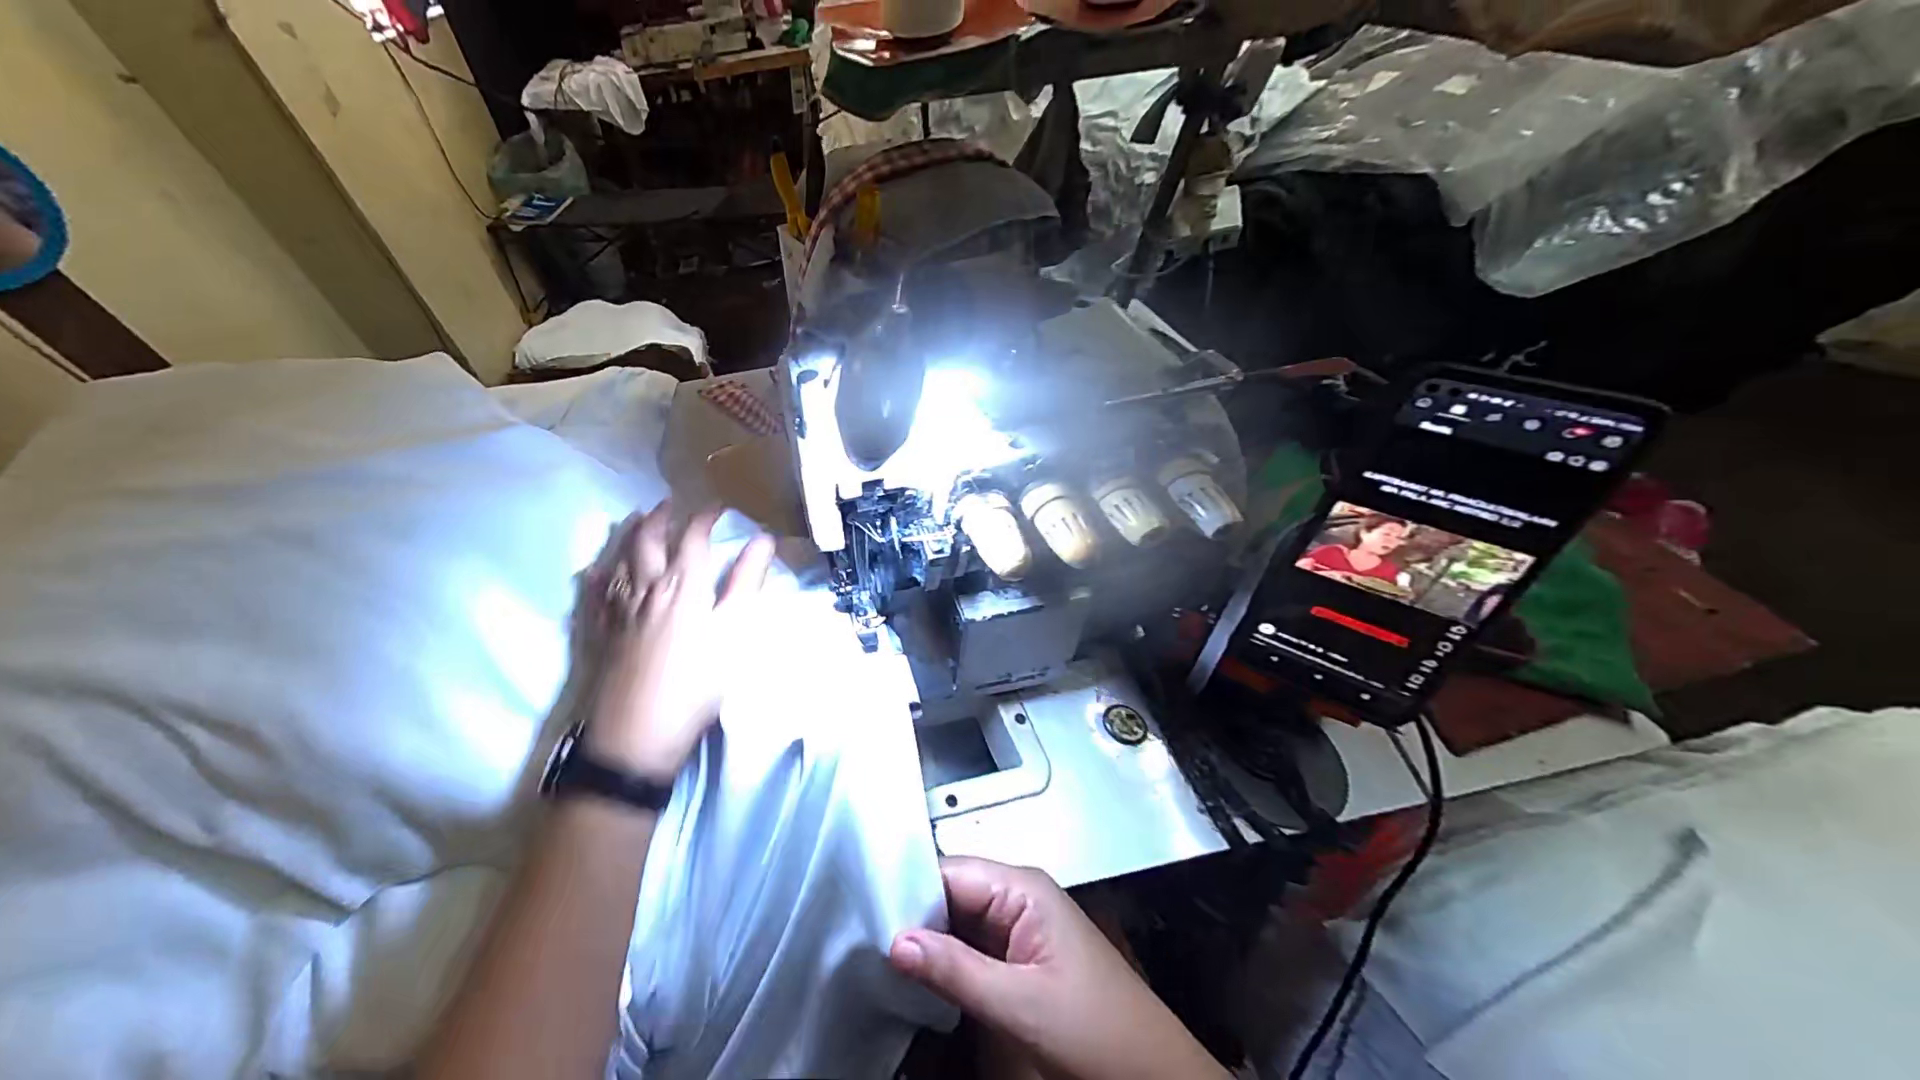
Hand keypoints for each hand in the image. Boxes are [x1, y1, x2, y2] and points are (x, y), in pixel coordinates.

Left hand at [581, 503, 775, 782]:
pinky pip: (594, 596)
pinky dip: (597, 576)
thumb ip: (746, 584)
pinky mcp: (599, 635)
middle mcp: (645, 589)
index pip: (692, 538)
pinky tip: (595, 572)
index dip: (704, 517)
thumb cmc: (696, 685)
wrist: (636, 736)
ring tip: (634, 521)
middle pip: (647, 542)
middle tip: (668, 504)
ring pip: (618, 561)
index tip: (717, 506)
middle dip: (659, 518)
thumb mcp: (734, 633)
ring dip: (627, 536)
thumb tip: (763, 539)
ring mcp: (617, 612)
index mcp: (682, 587)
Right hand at [890, 857, 1228, 1079]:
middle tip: (866, 939)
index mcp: (1022, 887)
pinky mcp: (1017, 954)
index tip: (866, 912)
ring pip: (957, 919)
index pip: (951, 870)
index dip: (909, 888)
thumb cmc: (1094, 1028)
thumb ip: (955, 970)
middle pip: (951, 891)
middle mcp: (1018, 895)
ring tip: (879, 955)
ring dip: (926, 938)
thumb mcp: (1020, 1002)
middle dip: (913, 914)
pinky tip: (915, 973)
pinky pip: (970, 944)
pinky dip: (945, 958)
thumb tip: (895, 940)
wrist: (1150, 1070)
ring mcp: (1018, 924)